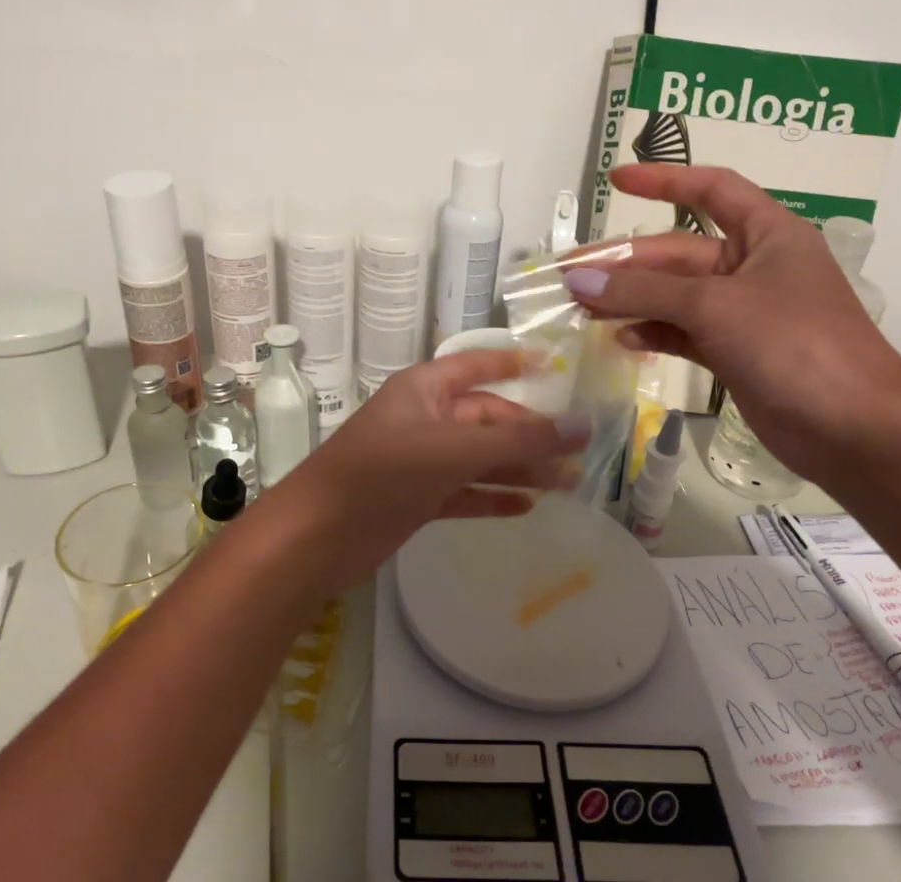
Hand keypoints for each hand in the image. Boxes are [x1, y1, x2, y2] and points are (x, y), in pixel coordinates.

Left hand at [260, 349, 589, 597]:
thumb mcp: (451, 450)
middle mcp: (423, 420)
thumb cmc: (380, 476)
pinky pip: (464, 493)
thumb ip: (518, 439)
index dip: (514, 363)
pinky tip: (526, 508)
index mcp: (423, 390)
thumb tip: (584, 424)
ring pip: (479, 458)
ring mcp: (418, 462)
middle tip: (581, 453)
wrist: (316, 538)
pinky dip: (492, 498)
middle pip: (486, 418)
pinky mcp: (415, 500)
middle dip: (530, 433)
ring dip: (520, 469)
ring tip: (568, 484)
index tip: (557, 366)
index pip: (477, 365)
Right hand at [561, 164, 900, 479]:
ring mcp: (745, 314)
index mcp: (768, 234)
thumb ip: (643, 291)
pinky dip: (653, 334)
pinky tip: (622, 340)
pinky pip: (683, 332)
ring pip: (675, 296)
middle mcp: (755, 267)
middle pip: (678, 253)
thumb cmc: (795, 344)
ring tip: (582, 310)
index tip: (615, 180)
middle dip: (626, 263)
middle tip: (570, 276)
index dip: (663, 180)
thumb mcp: (715, 306)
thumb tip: (579, 280)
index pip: (711, 189)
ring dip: (631, 301)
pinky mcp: (737, 354)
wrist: (855, 429)